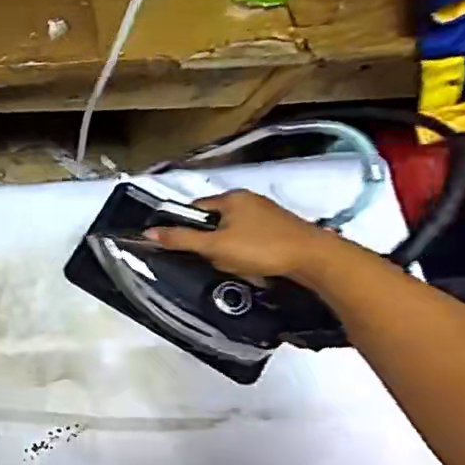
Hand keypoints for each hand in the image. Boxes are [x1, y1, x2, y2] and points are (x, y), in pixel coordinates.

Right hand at [144, 190, 361, 283]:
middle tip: (219, 260)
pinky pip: (252, 241)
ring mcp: (268, 214)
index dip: (187, 229)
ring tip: (242, 266)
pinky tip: (257, 267)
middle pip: (214, 224)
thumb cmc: (261, 248)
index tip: (191, 248)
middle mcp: (249, 200)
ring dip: (231, 253)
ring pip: (233, 235)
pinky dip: (250, 255)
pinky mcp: (282, 229)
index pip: (194, 209)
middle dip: (212, 245)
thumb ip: (180, 239)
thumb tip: (148, 233)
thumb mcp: (215, 246)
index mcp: (231, 197)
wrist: (316, 259)